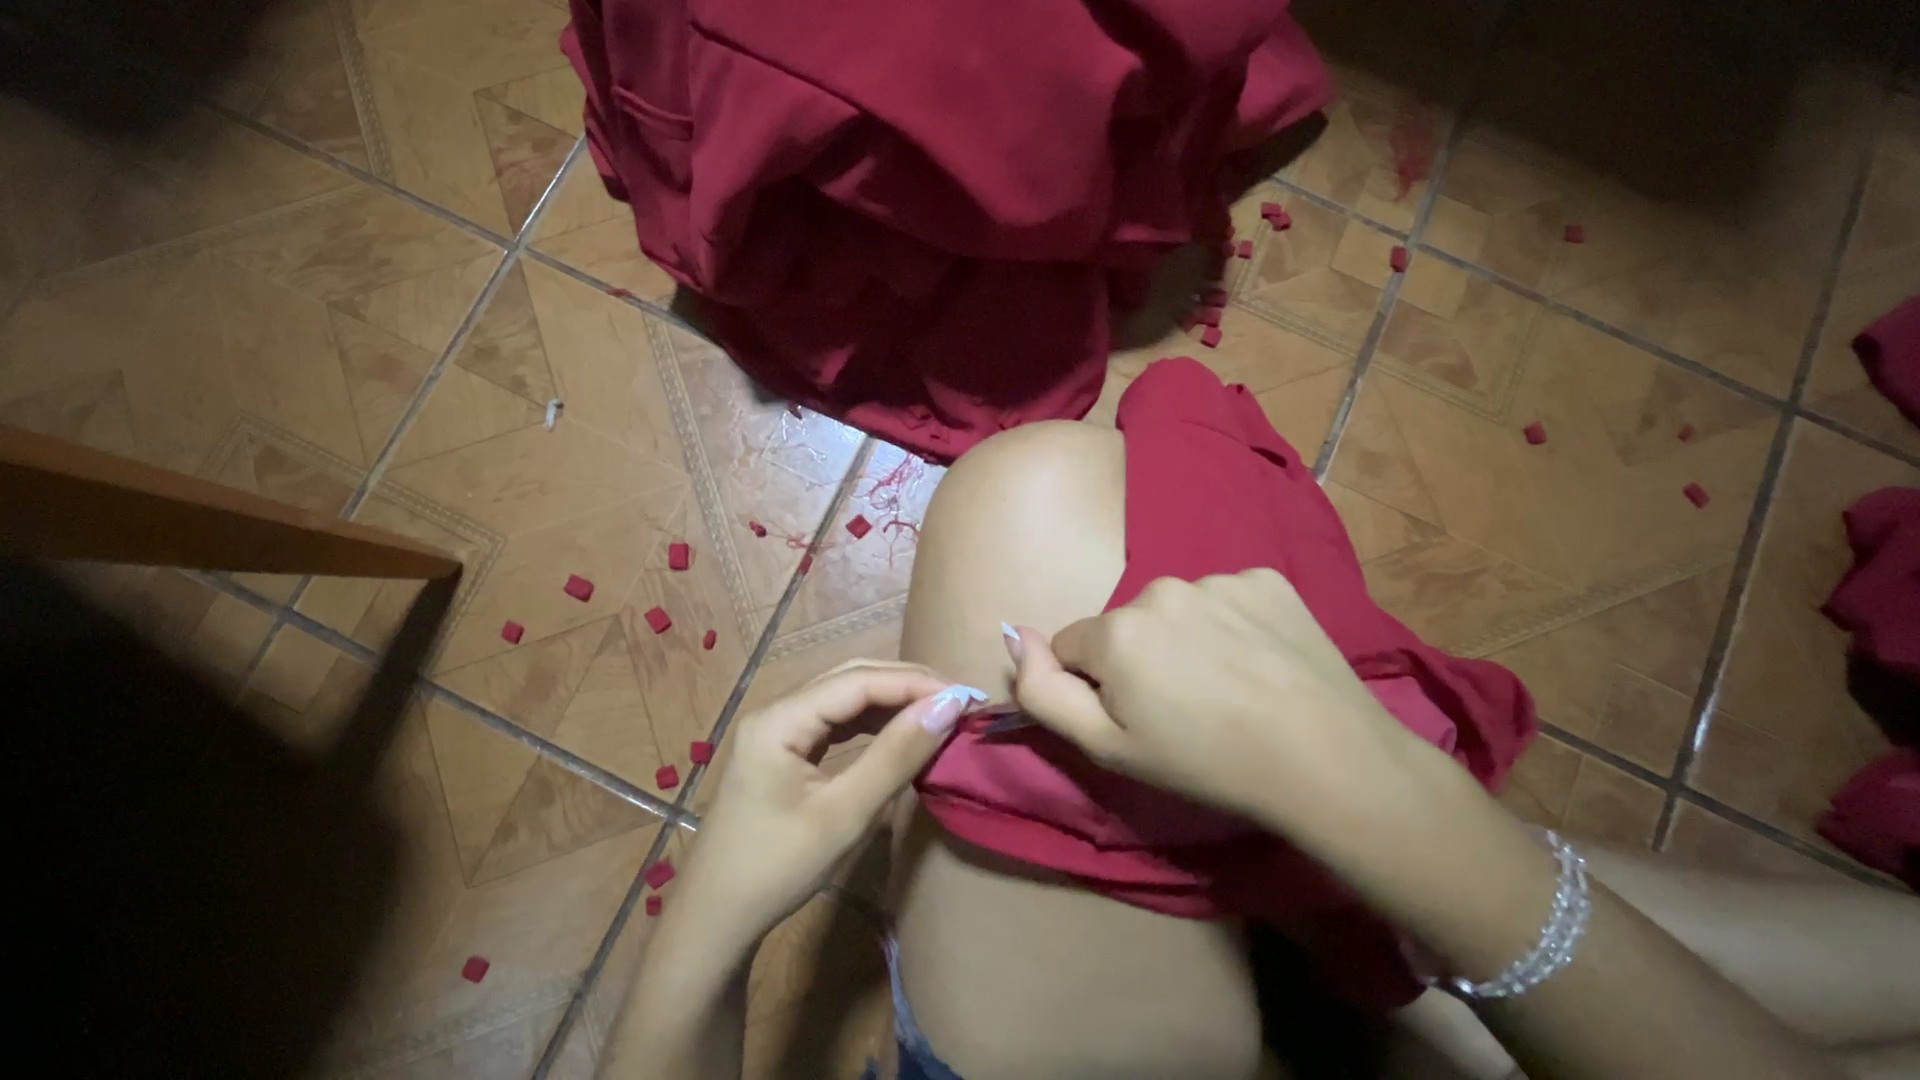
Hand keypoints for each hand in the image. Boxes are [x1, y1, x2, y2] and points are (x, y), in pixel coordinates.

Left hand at [684, 661, 982, 943]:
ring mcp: (776, 731)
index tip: (967, 698)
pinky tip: (900, 731)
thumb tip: (948, 706)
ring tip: (940, 713)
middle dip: (906, 685)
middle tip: (960, 703)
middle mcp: (776, 712)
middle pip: (850, 679)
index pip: (859, 681)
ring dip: (892, 701)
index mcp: (780, 719)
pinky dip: (872, 722)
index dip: (915, 683)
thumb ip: (896, 755)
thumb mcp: (845, 814)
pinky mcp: (782, 752)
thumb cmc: (777, 869)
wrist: (715, 920)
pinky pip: (834, 722)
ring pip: (843, 698)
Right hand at [1005, 569, 1454, 837]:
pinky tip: (1259, 662)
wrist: (1325, 757)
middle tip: (1185, 710)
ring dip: (1187, 641)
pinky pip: (1226, 599)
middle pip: (1126, 627)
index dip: (1096, 688)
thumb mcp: (1107, 749)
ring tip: (1229, 689)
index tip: (1137, 719)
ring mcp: (1218, 579)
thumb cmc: (1205, 763)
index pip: (1074, 648)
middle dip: (1140, 660)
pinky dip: (1232, 625)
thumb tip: (1014, 636)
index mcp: (1116, 631)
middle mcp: (1159, 589)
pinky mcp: (1266, 580)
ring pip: (1177, 612)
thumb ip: (1043, 693)